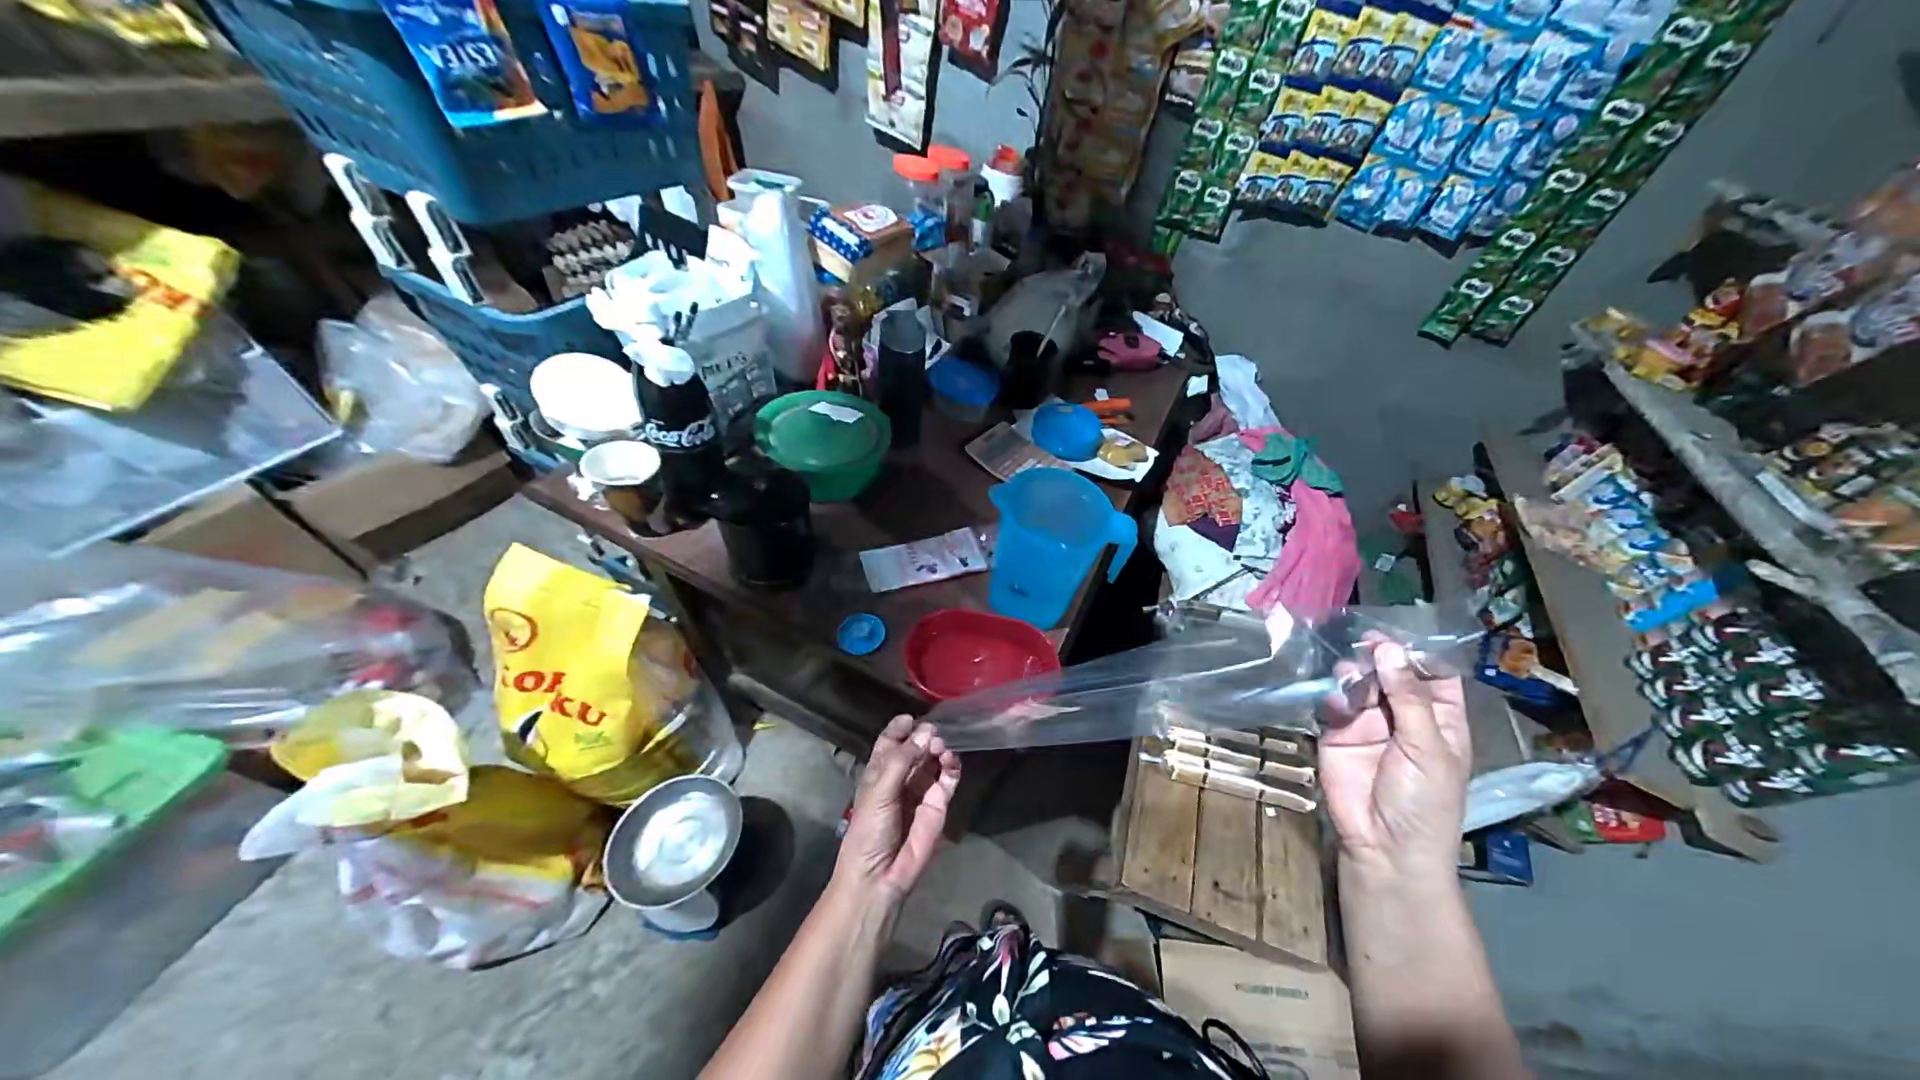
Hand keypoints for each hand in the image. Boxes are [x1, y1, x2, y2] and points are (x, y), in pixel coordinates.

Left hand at [834, 716, 960, 902]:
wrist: (880, 875)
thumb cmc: (869, 830)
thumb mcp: (879, 791)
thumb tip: (926, 733)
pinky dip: (952, 767)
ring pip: (934, 761)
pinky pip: (948, 779)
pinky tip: (951, 761)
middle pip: (916, 748)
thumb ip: (902, 761)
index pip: (890, 743)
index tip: (911, 717)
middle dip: (924, 737)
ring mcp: (921, 791)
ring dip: (939, 749)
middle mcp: (901, 778)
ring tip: (941, 747)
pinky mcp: (939, 805)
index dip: (900, 729)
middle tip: (933, 732)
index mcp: (879, 772)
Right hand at [1319, 638, 1471, 882]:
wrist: (1384, 845)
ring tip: (1350, 675)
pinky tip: (1335, 697)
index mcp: (1439, 718)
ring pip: (1359, 682)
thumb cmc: (1424, 801)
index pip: (1432, 674)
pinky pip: (1332, 702)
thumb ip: (1407, 697)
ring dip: (1354, 673)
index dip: (1416, 653)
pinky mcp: (1335, 732)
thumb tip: (1388, 649)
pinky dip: (1331, 694)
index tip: (1396, 636)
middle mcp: (1403, 715)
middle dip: (1379, 658)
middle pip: (1391, 672)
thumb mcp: (1428, 748)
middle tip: (1364, 646)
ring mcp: (1367, 722)